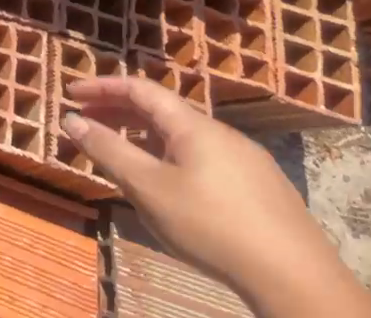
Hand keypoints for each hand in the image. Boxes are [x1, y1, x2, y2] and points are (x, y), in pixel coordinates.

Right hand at [60, 76, 370, 317]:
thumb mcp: (146, 187)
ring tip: (119, 154)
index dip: (101, 86)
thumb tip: (70, 119)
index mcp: (196, 127)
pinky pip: (205, 158)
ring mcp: (250, 164)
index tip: (70, 94)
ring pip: (184, 137)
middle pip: (163, 111)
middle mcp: (225, 136)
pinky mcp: (264, 190)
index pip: (141, 88)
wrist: (300, 283)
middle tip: (85, 123)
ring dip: (143, 136)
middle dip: (118, 112)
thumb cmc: (212, 225)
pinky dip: (171, 156)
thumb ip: (106, 149)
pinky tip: (167, 184)